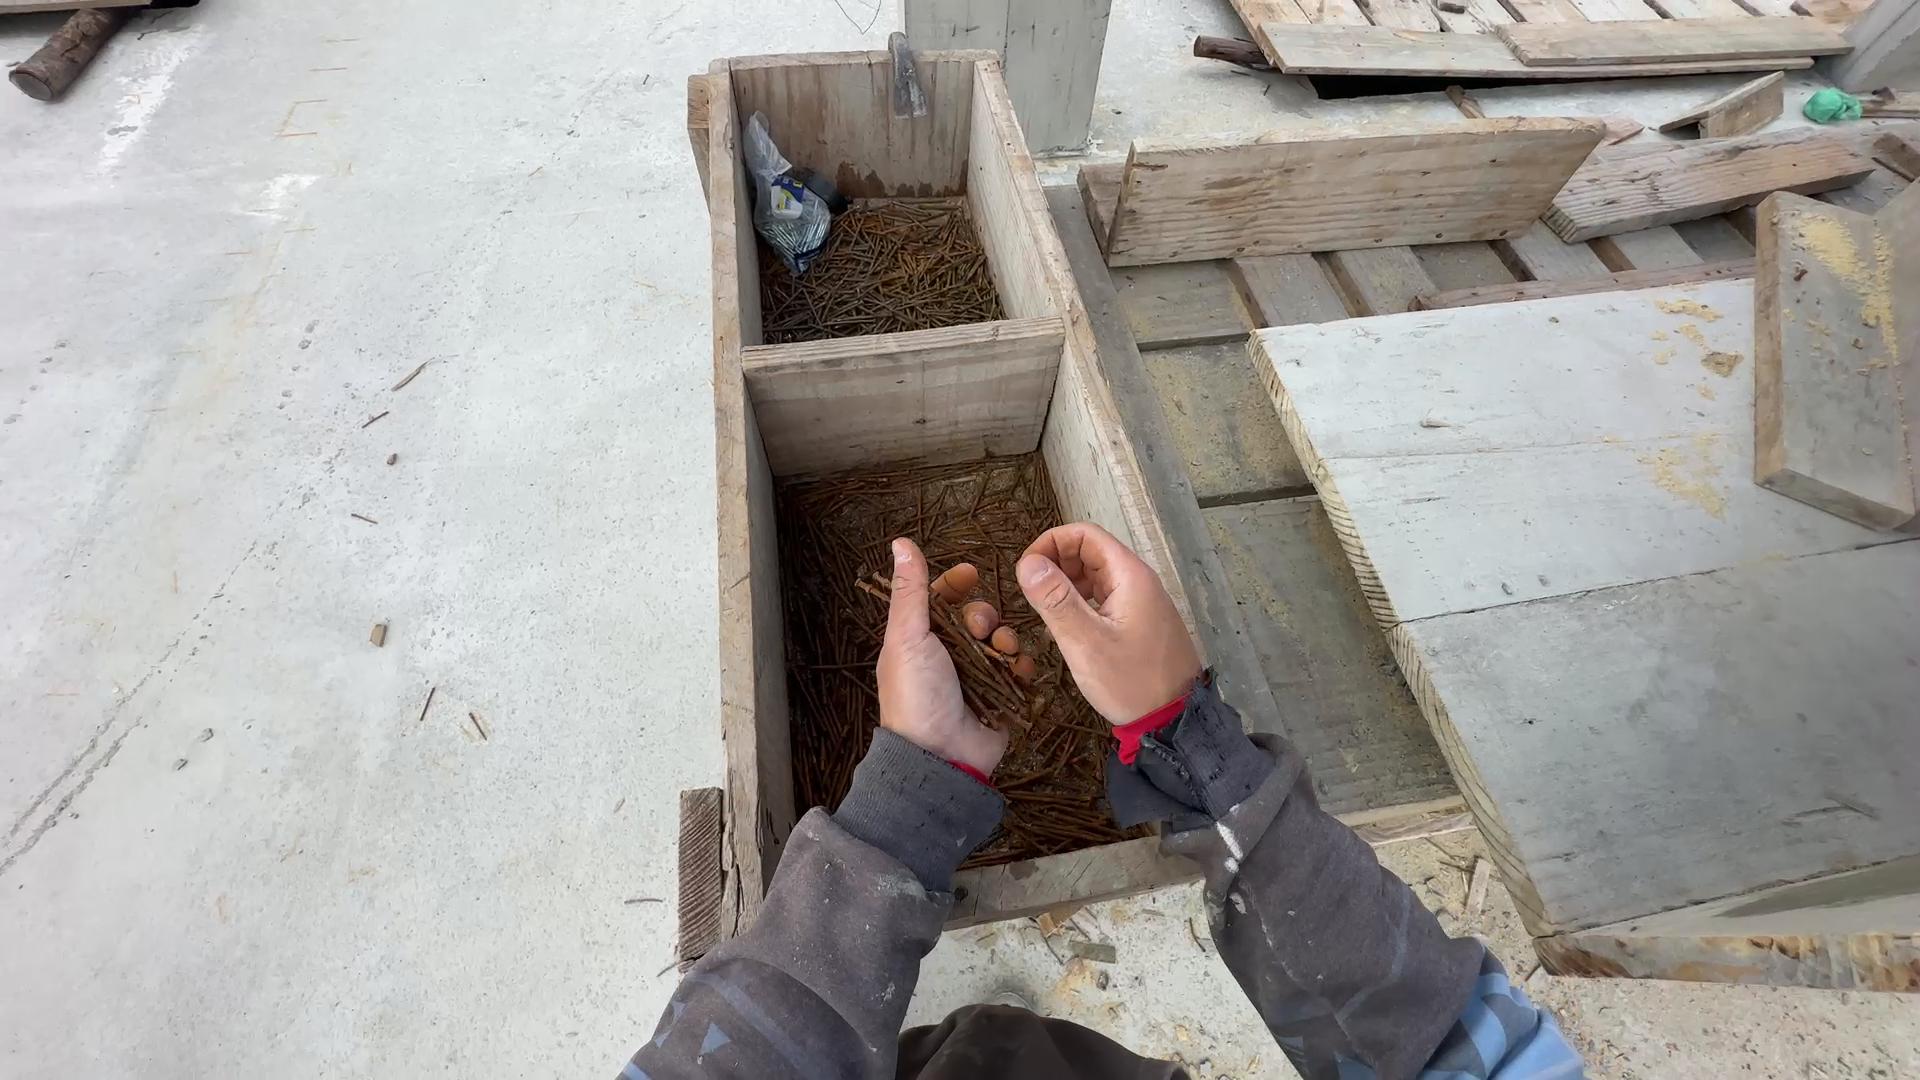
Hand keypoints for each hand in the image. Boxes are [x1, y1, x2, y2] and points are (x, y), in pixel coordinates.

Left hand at [877, 537, 1009, 775]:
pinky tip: (1016, 668)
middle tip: (979, 627)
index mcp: (919, 639)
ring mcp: (975, 676)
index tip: (970, 574)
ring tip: (1001, 650)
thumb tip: (899, 542)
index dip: (954, 585)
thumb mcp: (908, 636)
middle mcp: (947, 655)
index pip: (939, 600)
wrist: (941, 756)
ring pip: (1000, 639)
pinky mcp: (1000, 695)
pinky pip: (1018, 668)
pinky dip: (1020, 665)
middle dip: (982, 615)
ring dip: (1005, 638)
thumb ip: (910, 590)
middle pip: (975, 616)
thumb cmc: (916, 694)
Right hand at [1017, 523, 1201, 725]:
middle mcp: (1138, 580)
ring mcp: (1141, 601)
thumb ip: (1055, 600)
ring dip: (1066, 584)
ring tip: (1044, 612)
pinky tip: (1066, 626)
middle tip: (1030, 594)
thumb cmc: (1130, 682)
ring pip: (1095, 575)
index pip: (1084, 534)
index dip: (1051, 544)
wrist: (1174, 722)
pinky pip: (1104, 597)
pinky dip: (1080, 602)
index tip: (1026, 571)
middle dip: (1056, 564)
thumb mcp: (1086, 642)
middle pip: (1090, 551)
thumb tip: (1027, 563)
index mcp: (1129, 575)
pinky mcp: (1139, 621)